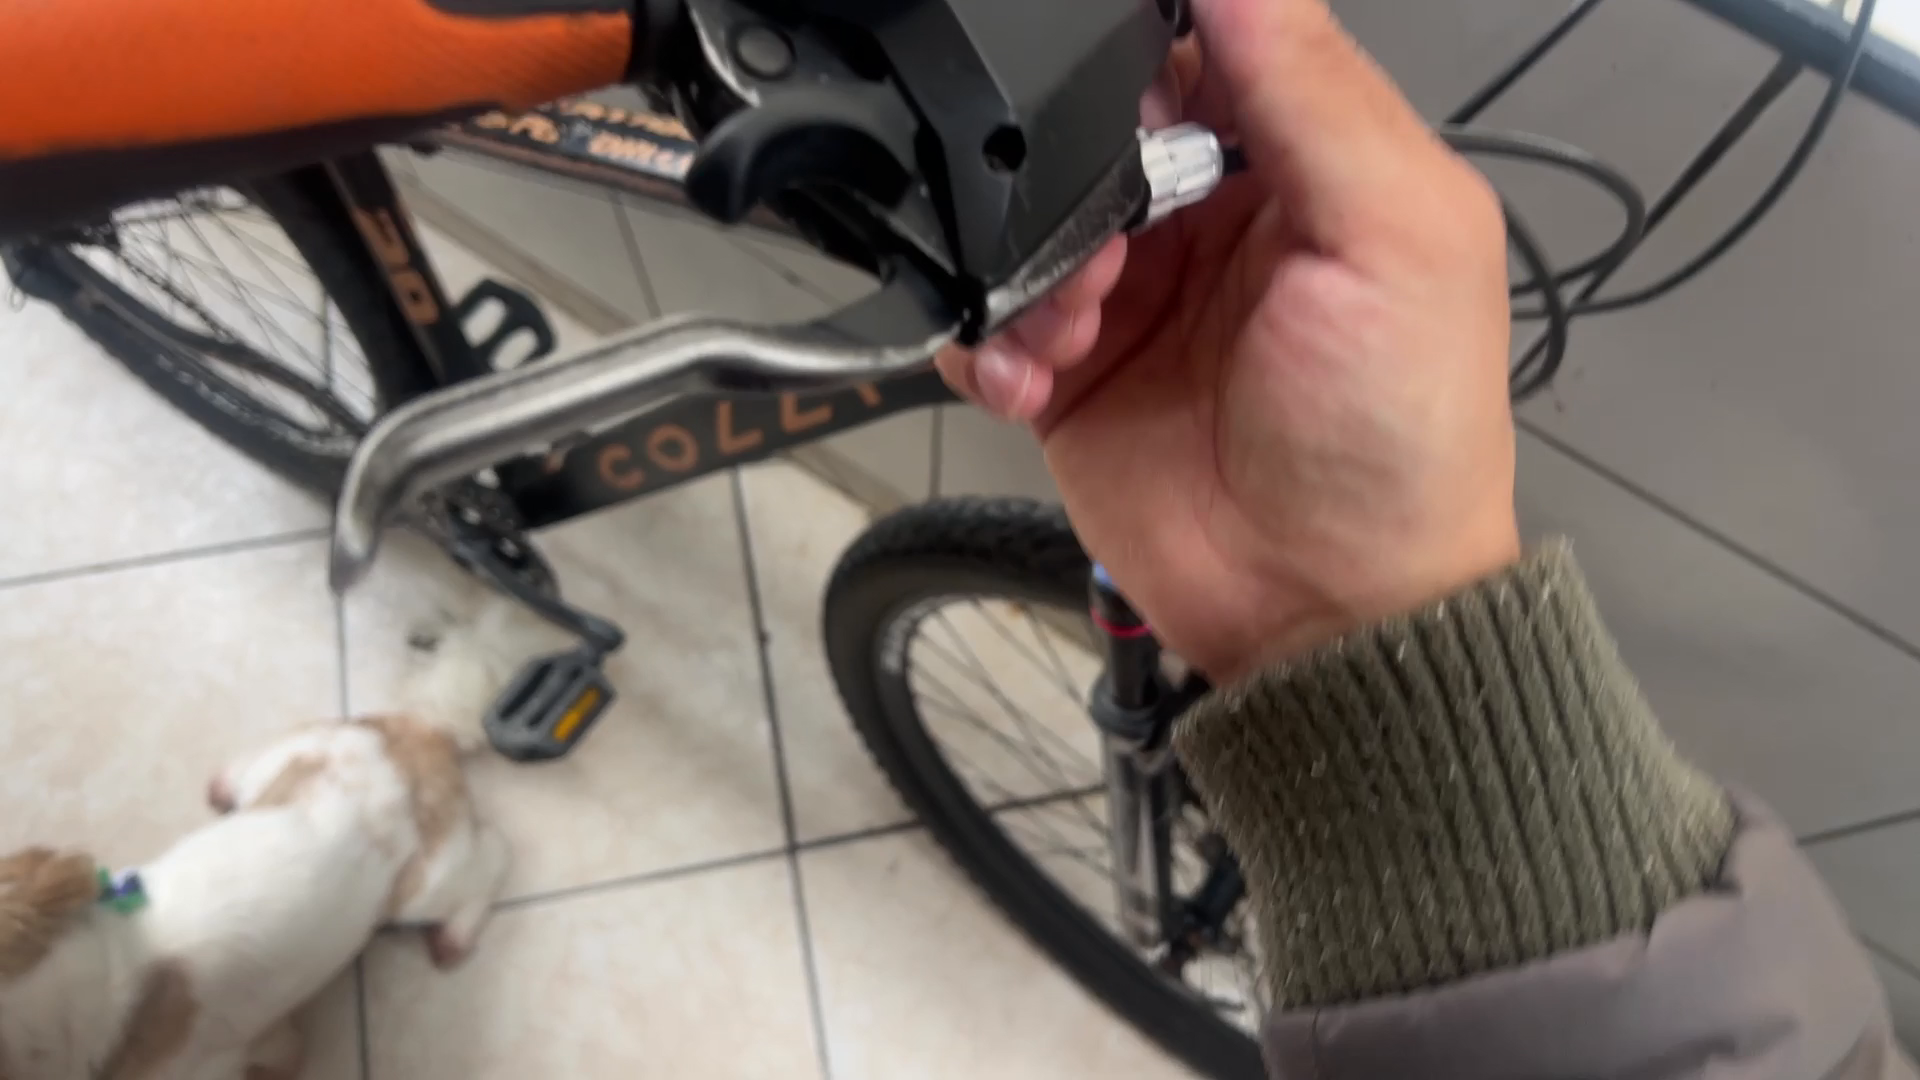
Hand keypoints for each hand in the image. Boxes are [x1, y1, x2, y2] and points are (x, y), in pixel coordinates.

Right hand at [938, 0, 1519, 681]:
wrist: (1316, 599)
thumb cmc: (1389, 431)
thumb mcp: (1395, 240)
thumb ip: (1313, 101)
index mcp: (1285, 174)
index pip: (1189, 66)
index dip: (1132, 70)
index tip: (1093, 95)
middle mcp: (1193, 235)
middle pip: (1083, 155)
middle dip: (1064, 191)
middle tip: (1099, 260)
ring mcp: (1121, 315)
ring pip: (1024, 245)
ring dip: (1026, 279)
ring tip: (1067, 338)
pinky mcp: (1065, 389)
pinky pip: (992, 338)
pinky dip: (986, 350)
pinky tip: (1024, 387)